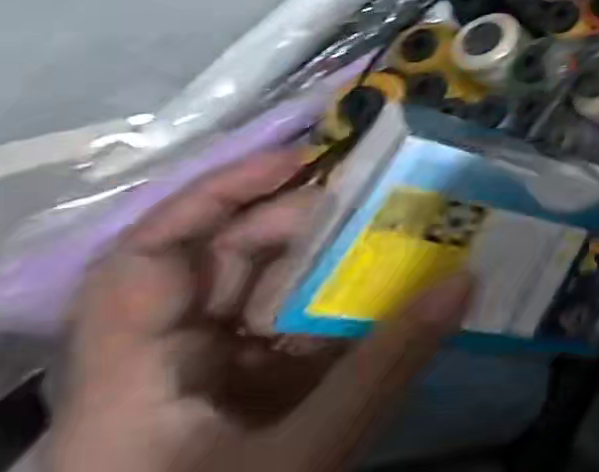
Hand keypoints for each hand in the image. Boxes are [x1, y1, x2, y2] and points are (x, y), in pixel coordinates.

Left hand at [49, 150, 473, 471]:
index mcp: (132, 377)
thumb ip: (384, 366)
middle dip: (301, 227)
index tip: (304, 158)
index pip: (147, 259)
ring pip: (257, 301)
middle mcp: (153, 369)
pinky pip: (284, 339)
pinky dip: (337, 314)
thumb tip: (466, 277)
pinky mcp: (230, 410)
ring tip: (400, 243)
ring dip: (331, 269)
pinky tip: (390, 304)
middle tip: (380, 204)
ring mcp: (193, 390)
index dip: (217, 193)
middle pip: (214, 268)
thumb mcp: (303, 455)